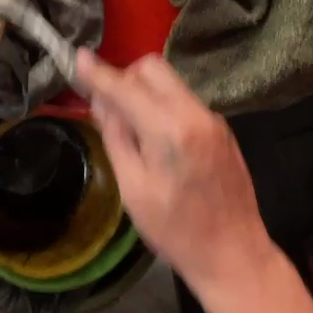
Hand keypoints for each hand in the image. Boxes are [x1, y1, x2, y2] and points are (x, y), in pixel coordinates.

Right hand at [71, 51, 274, 292]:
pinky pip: (183, 99)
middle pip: (152, 69)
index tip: (78, 57)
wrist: (235, 255)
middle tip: (110, 106)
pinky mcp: (221, 128)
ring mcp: (212, 118)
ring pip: (169, 81)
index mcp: (169, 130)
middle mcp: (194, 113)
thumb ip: (115, 136)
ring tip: (133, 127)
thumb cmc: (176, 231)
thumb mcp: (132, 189)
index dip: (98, 73)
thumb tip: (101, 100)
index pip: (125, 87)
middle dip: (125, 77)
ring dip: (145, 91)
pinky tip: (158, 139)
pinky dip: (163, 105)